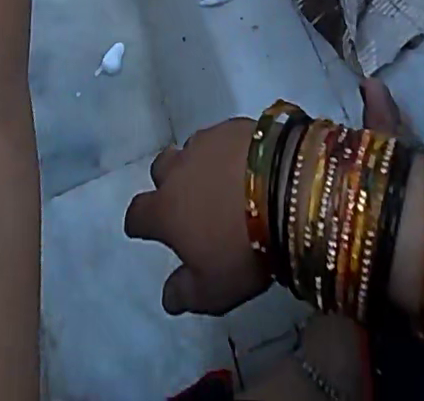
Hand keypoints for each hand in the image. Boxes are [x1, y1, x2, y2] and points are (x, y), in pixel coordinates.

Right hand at [123, 83, 408, 316]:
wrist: (286, 189)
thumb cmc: (244, 248)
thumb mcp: (216, 289)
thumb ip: (187, 292)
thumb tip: (168, 296)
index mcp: (165, 209)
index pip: (137, 214)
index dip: (139, 223)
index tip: (145, 229)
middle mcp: (177, 169)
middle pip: (160, 169)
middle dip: (168, 182)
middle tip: (190, 200)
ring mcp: (206, 142)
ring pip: (191, 149)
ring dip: (199, 164)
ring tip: (223, 181)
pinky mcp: (234, 126)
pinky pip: (222, 137)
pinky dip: (228, 150)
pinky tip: (247, 163)